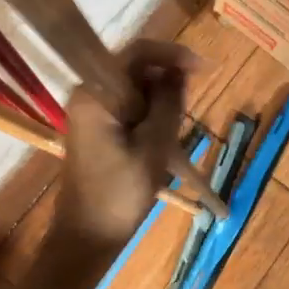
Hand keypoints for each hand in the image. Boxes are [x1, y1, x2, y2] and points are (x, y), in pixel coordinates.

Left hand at [50, 40, 195, 251]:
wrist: (86, 237)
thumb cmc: (120, 192)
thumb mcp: (155, 145)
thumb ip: (169, 102)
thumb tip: (179, 70)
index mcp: (96, 93)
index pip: (136, 52)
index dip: (172, 54)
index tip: (202, 69)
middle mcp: (88, 94)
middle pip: (134, 68)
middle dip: (166, 82)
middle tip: (188, 109)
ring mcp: (89, 112)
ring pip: (134, 89)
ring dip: (160, 102)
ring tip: (175, 131)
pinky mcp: (95, 129)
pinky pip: (128, 107)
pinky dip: (149, 115)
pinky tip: (162, 139)